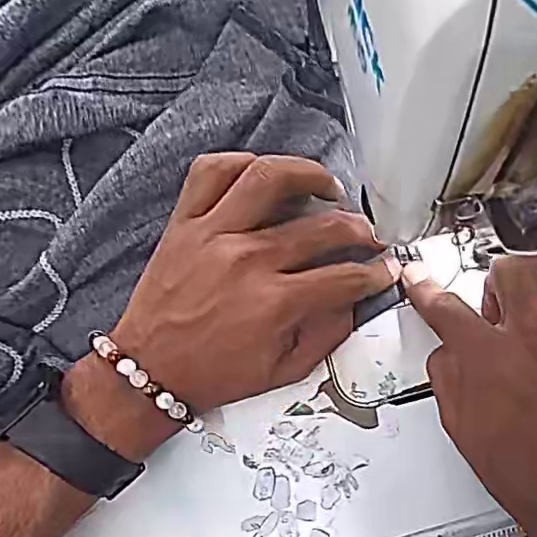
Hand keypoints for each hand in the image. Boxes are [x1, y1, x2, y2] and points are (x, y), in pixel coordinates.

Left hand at [62, 153, 396, 461]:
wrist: (153, 371)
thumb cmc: (214, 374)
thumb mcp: (283, 370)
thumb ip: (325, 335)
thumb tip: (352, 302)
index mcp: (273, 303)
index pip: (344, 276)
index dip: (374, 273)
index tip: (382, 270)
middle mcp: (246, 261)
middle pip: (321, 226)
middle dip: (358, 230)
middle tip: (366, 236)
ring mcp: (213, 235)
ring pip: (269, 178)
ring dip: (308, 174)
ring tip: (326, 187)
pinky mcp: (185, 224)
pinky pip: (211, 172)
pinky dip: (241, 163)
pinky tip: (262, 175)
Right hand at [405, 256, 536, 536]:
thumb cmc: (524, 469)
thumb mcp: (461, 425)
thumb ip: (447, 375)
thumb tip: (447, 348)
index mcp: (488, 358)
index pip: (445, 306)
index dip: (426, 288)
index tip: (423, 280)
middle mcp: (535, 338)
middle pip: (512, 269)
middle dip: (501, 282)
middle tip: (504, 304)